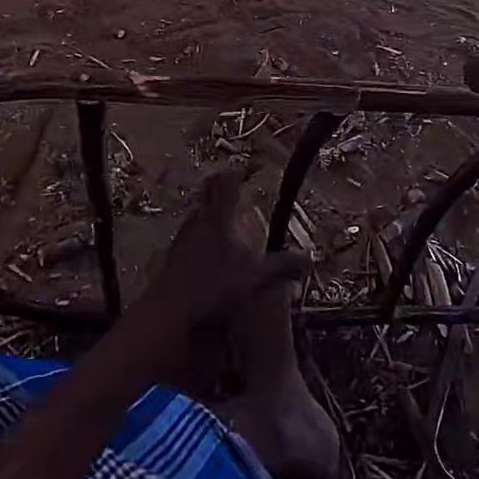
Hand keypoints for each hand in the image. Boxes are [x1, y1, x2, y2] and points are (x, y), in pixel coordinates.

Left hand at [141, 171, 305, 326]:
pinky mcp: (172, 256)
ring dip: (206, 210)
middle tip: (228, 184)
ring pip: (195, 214)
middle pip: (207, 195)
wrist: (170, 308)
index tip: (241, 169)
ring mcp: (182, 237)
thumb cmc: (214, 285)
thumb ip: (281, 266)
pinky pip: (187, 234)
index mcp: (219, 219)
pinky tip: (201, 246)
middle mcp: (198, 221)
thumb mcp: (255, 278)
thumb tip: (309, 258)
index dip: (233, 174)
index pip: (225, 186)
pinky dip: (197, 233)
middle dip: (218, 188)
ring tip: (217, 214)